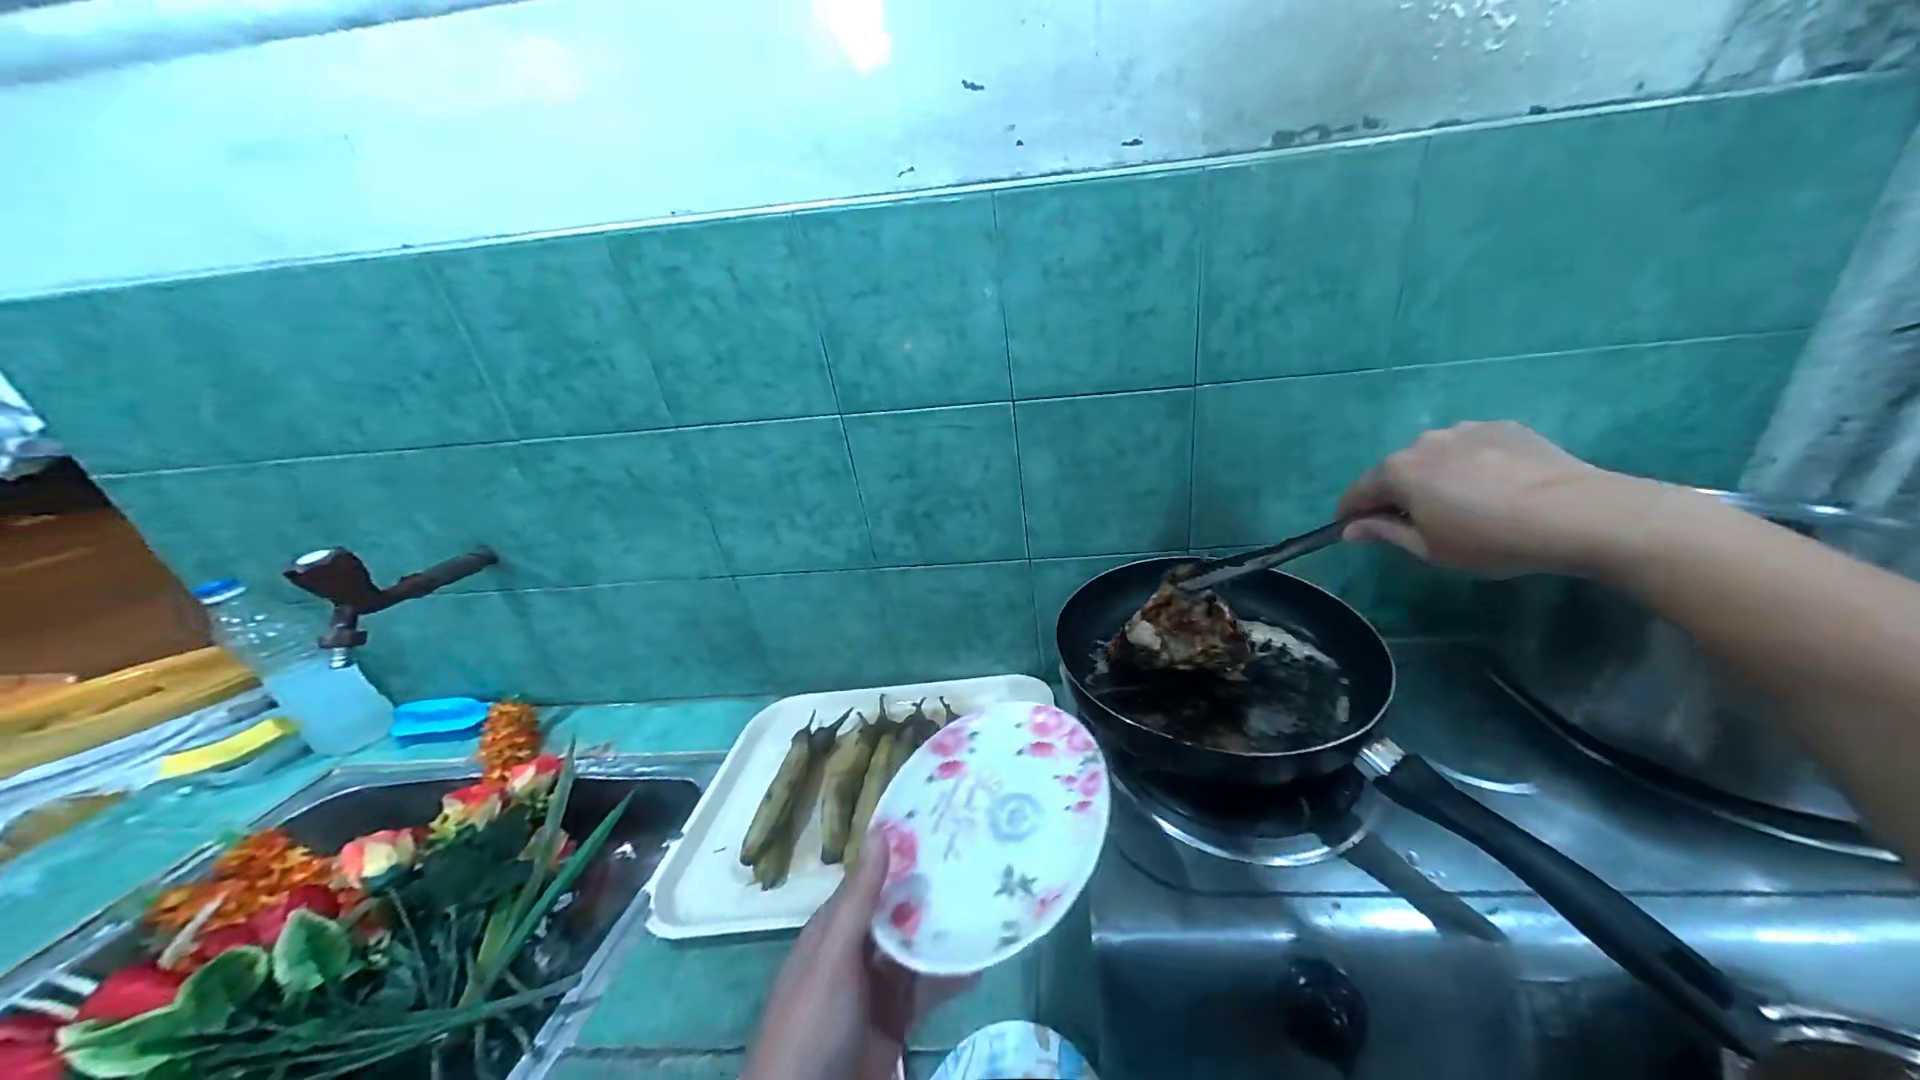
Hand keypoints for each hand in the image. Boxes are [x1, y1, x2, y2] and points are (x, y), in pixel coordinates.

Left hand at [741, 835, 972, 1079]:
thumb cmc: (812, 1022)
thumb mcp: (833, 956)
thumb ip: (859, 899)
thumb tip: (879, 830)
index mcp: (834, 928)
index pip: (873, 879)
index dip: (903, 855)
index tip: (943, 827)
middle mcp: (856, 950)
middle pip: (898, 912)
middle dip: (932, 891)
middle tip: (978, 861)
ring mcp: (876, 986)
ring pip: (916, 948)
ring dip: (946, 933)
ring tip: (988, 907)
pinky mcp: (895, 1018)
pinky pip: (927, 989)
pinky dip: (951, 976)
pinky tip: (980, 962)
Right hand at [1335, 421, 1662, 578]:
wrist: (1579, 513)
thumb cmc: (1491, 540)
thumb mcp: (1429, 549)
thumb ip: (1384, 533)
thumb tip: (1351, 529)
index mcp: (1396, 471)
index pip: (1357, 492)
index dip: (1350, 514)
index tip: (1353, 531)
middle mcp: (1422, 442)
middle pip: (1394, 471)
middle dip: (1395, 493)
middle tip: (1414, 521)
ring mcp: (1464, 430)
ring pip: (1433, 456)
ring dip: (1432, 476)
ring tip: (1459, 502)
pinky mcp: (1502, 427)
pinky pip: (1469, 447)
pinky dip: (1467, 464)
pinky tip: (1492, 486)